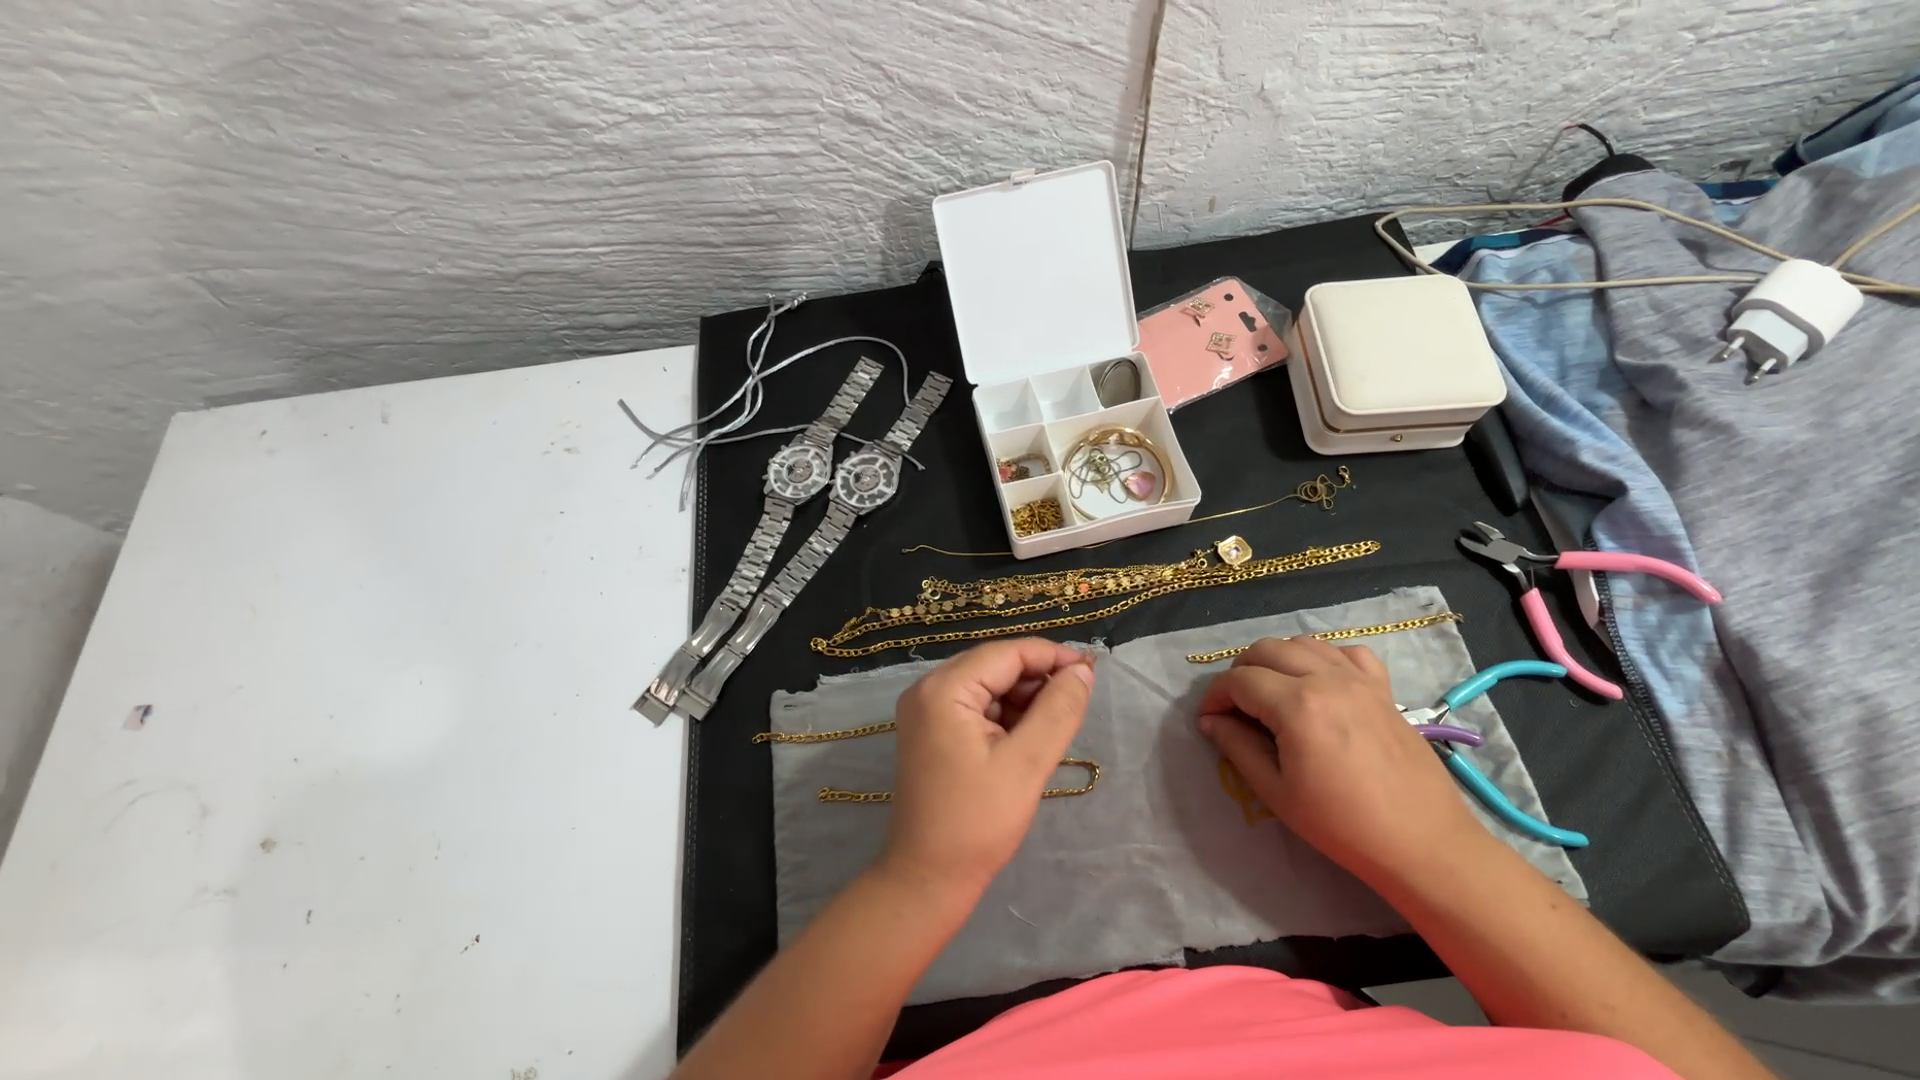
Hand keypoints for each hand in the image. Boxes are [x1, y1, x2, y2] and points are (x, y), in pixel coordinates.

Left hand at [878, 639, 1094, 899]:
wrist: (928, 877)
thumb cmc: (977, 822)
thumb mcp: (1027, 763)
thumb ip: (1058, 710)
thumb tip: (1083, 671)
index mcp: (942, 690)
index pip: (1006, 652)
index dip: (1052, 656)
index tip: (1093, 672)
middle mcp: (927, 690)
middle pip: (995, 665)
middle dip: (1038, 678)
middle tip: (1078, 701)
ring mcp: (926, 712)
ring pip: (988, 686)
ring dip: (1024, 699)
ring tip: (1055, 727)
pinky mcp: (932, 733)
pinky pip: (976, 708)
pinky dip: (1006, 716)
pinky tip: (1028, 739)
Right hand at [1196, 636, 1484, 883]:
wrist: (1422, 842)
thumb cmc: (1342, 825)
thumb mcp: (1277, 792)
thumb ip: (1238, 747)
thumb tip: (1212, 721)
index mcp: (1297, 705)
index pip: (1239, 680)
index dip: (1215, 696)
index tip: (1208, 719)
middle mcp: (1327, 679)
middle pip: (1267, 649)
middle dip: (1240, 672)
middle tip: (1235, 707)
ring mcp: (1360, 680)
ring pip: (1304, 643)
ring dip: (1277, 660)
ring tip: (1271, 692)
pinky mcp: (1384, 689)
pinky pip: (1347, 652)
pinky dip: (1323, 657)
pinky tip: (1319, 683)